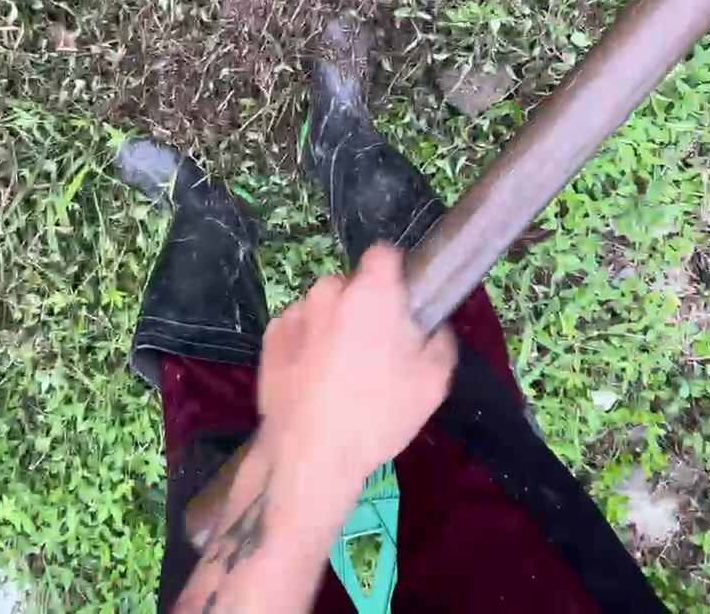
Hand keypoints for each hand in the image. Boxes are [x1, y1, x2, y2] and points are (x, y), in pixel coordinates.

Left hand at [255, 245, 457, 493]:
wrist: (311, 454)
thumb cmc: (378, 415)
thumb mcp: (432, 384)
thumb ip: (439, 340)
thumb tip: (431, 324)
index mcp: (370, 293)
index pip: (384, 254)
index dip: (395, 274)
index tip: (400, 302)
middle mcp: (328, 291)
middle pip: (353, 285)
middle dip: (364, 307)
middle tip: (374, 349)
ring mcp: (295, 311)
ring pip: (324, 306)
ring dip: (334, 323)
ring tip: (341, 370)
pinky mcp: (270, 334)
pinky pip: (299, 327)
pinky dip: (307, 342)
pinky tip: (313, 378)